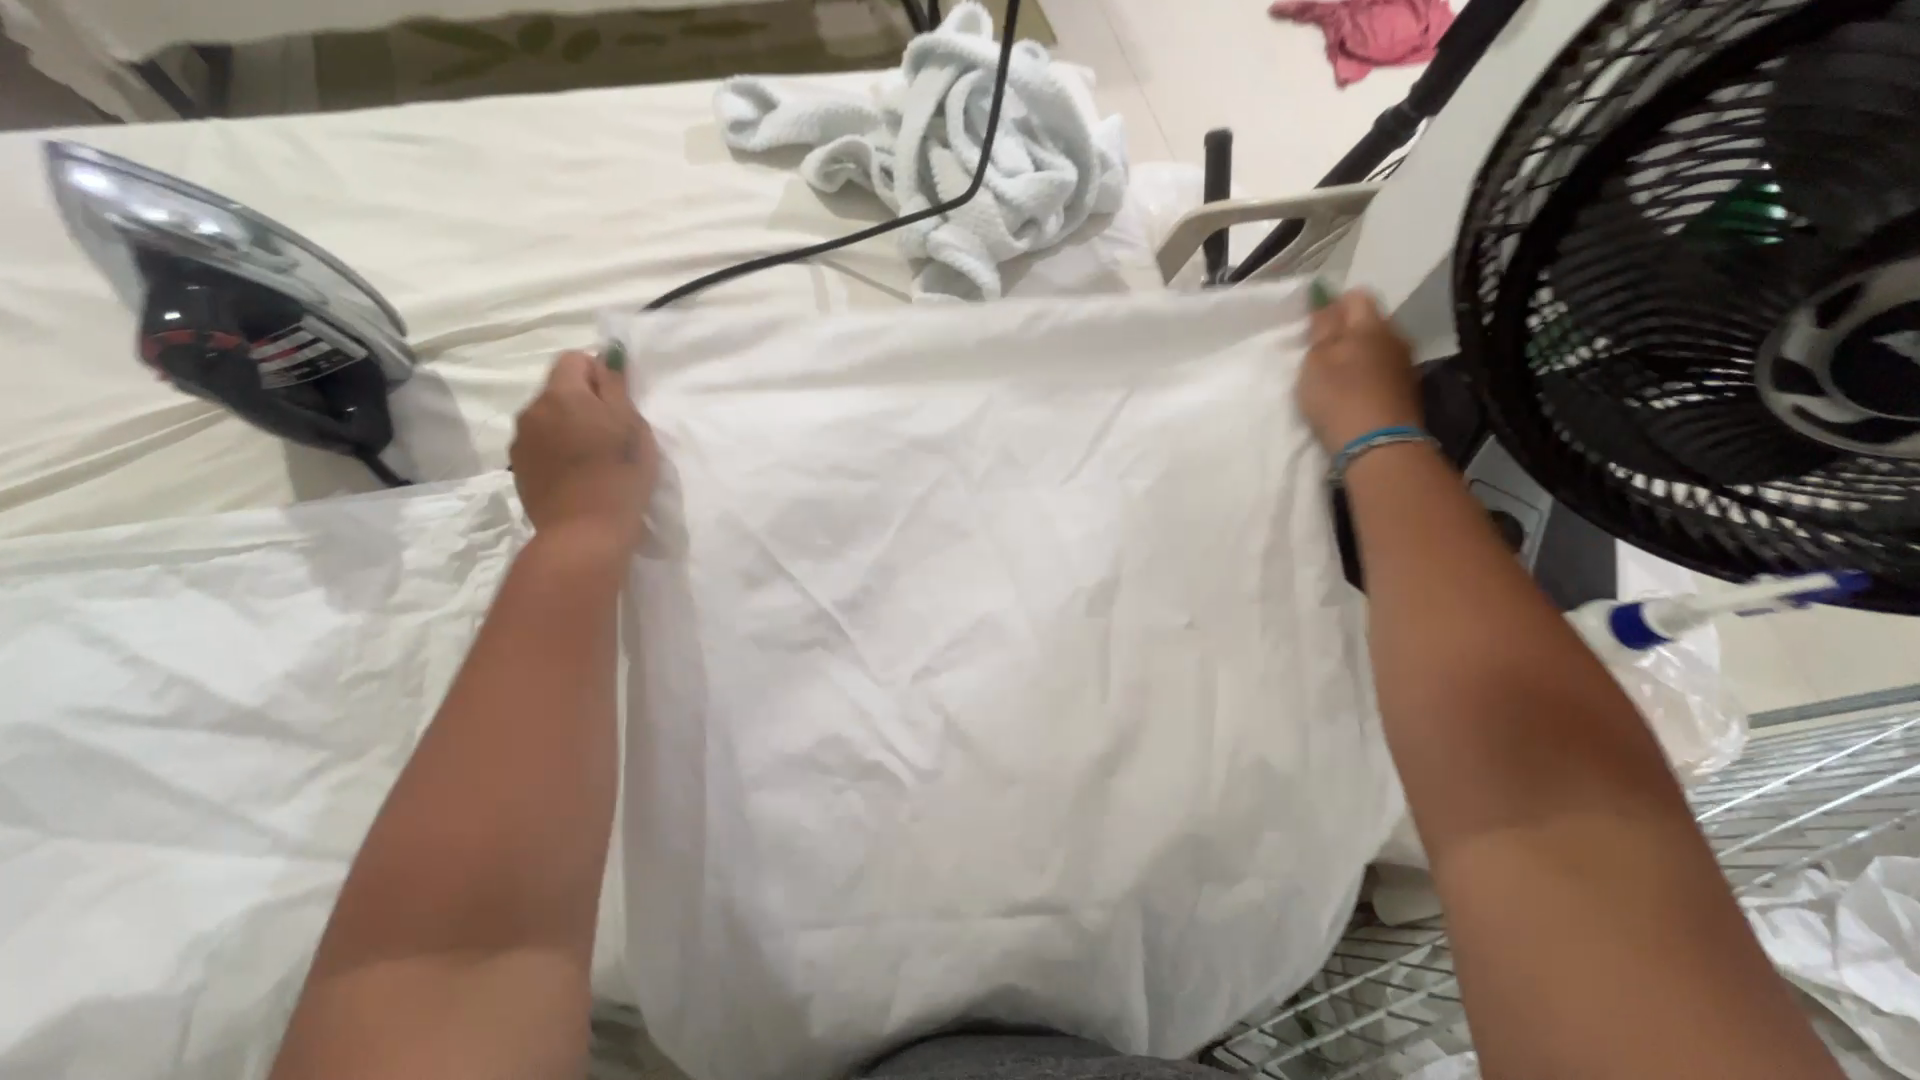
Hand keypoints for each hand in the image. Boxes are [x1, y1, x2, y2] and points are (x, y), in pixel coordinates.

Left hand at [510, 350, 656, 551]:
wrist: (584, 533)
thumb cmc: (619, 475)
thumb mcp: (631, 425)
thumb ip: (616, 385)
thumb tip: (607, 353)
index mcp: (561, 394)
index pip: (574, 359)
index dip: (599, 374)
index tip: (619, 404)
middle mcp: (532, 410)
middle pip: (559, 389)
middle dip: (583, 402)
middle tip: (611, 433)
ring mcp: (521, 442)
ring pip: (549, 419)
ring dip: (569, 427)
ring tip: (593, 458)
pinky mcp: (519, 470)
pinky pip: (541, 445)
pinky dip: (558, 451)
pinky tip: (577, 476)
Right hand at [1296, 289, 1421, 452]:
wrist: (1380, 446)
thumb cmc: (1339, 398)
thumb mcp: (1315, 362)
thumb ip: (1321, 330)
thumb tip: (1327, 306)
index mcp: (1371, 324)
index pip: (1355, 296)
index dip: (1332, 305)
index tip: (1313, 327)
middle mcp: (1396, 336)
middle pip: (1369, 321)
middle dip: (1346, 330)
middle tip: (1320, 352)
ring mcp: (1406, 364)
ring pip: (1378, 345)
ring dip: (1358, 354)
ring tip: (1336, 375)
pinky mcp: (1408, 389)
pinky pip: (1384, 369)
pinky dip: (1368, 374)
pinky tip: (1354, 392)